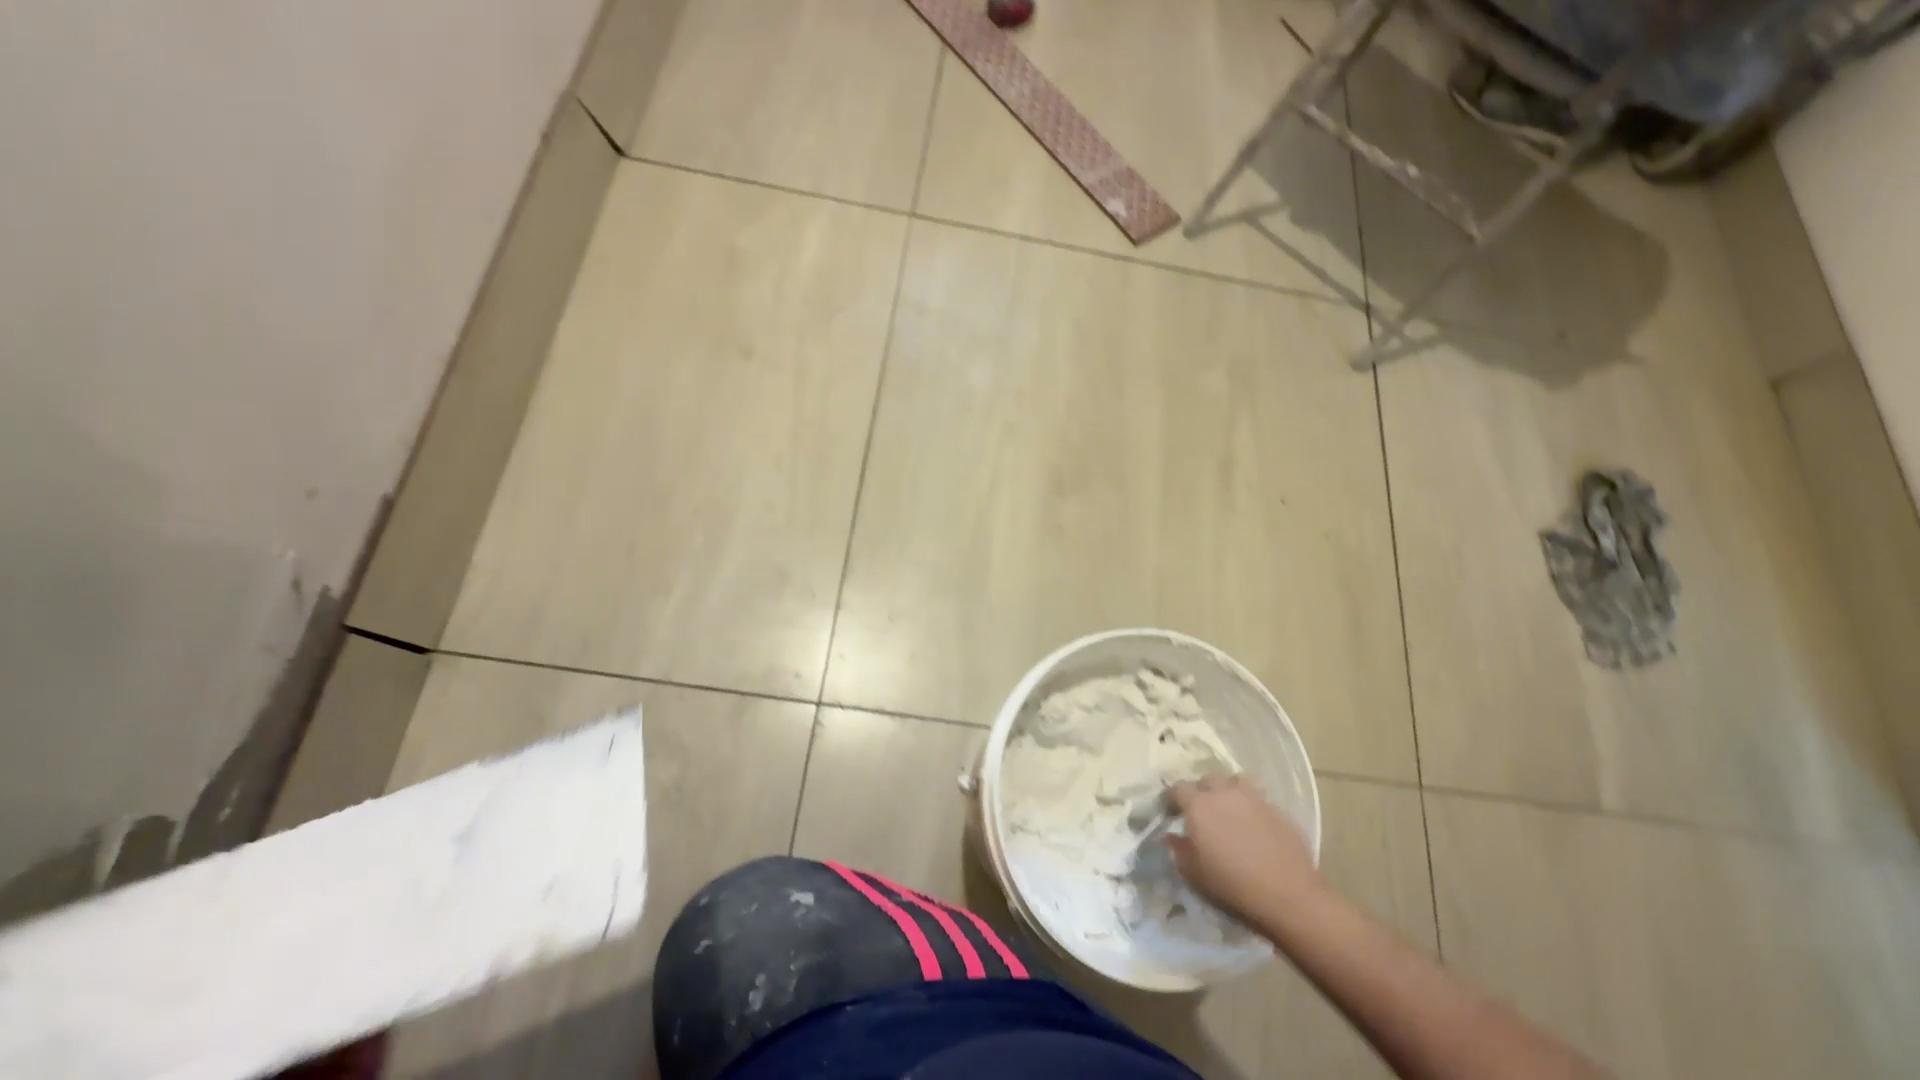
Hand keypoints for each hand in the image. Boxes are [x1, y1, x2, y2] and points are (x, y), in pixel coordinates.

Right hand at [1166, 774, 1323, 922]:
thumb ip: (1178, 849)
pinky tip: (1253, 826)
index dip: (1172, 799)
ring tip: (1228, 810)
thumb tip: (1172, 836)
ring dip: (1228, 791)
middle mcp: (1225, 793)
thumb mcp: (1192, 873)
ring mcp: (1254, 798)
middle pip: (1208, 779)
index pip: (1178, 788)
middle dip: (1200, 791)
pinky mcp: (1278, 809)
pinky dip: (1250, 806)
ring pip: (1236, 781)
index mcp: (1199, 805)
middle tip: (1200, 812)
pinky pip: (1258, 798)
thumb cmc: (1232, 885)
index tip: (1171, 814)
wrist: (1287, 893)